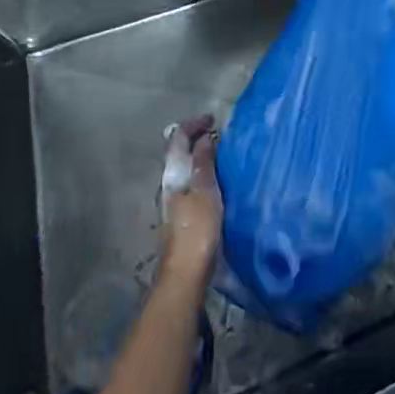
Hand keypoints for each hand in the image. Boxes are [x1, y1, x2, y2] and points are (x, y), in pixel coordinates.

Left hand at [159, 115, 222, 287]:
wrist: (186, 274)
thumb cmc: (197, 231)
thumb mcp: (205, 192)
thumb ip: (204, 164)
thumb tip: (203, 138)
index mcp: (173, 176)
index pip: (177, 139)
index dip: (193, 124)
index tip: (213, 119)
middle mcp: (170, 186)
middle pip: (179, 153)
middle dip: (197, 138)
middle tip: (220, 132)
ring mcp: (176, 203)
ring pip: (186, 169)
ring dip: (202, 157)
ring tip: (224, 153)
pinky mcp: (185, 217)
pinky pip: (194, 185)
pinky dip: (205, 174)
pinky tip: (220, 182)